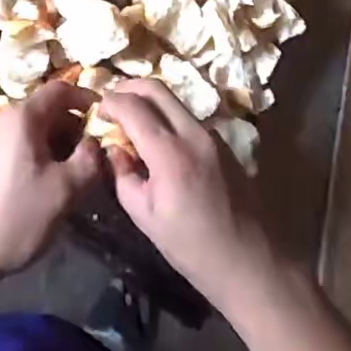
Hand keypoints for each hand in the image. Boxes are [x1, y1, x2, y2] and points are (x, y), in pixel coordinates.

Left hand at [0, 82, 104, 282]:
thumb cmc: (19, 214)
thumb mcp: (65, 189)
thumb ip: (90, 159)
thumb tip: (99, 143)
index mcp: (23, 116)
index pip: (61, 89)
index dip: (87, 99)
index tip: (108, 120)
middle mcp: (8, 117)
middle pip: (51, 108)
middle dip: (78, 127)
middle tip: (99, 154)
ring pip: (41, 127)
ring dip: (64, 143)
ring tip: (82, 172)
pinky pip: (28, 141)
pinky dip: (47, 152)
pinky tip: (58, 181)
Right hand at [100, 79, 278, 304]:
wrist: (253, 264)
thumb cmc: (193, 248)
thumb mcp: (145, 217)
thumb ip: (123, 175)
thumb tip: (114, 149)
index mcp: (170, 153)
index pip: (132, 106)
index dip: (109, 102)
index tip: (97, 112)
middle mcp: (193, 133)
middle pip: (156, 88)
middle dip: (127, 87)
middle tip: (111, 103)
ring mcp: (213, 135)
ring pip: (174, 100)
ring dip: (148, 101)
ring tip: (132, 122)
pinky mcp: (224, 143)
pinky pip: (188, 118)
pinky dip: (167, 118)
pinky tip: (159, 143)